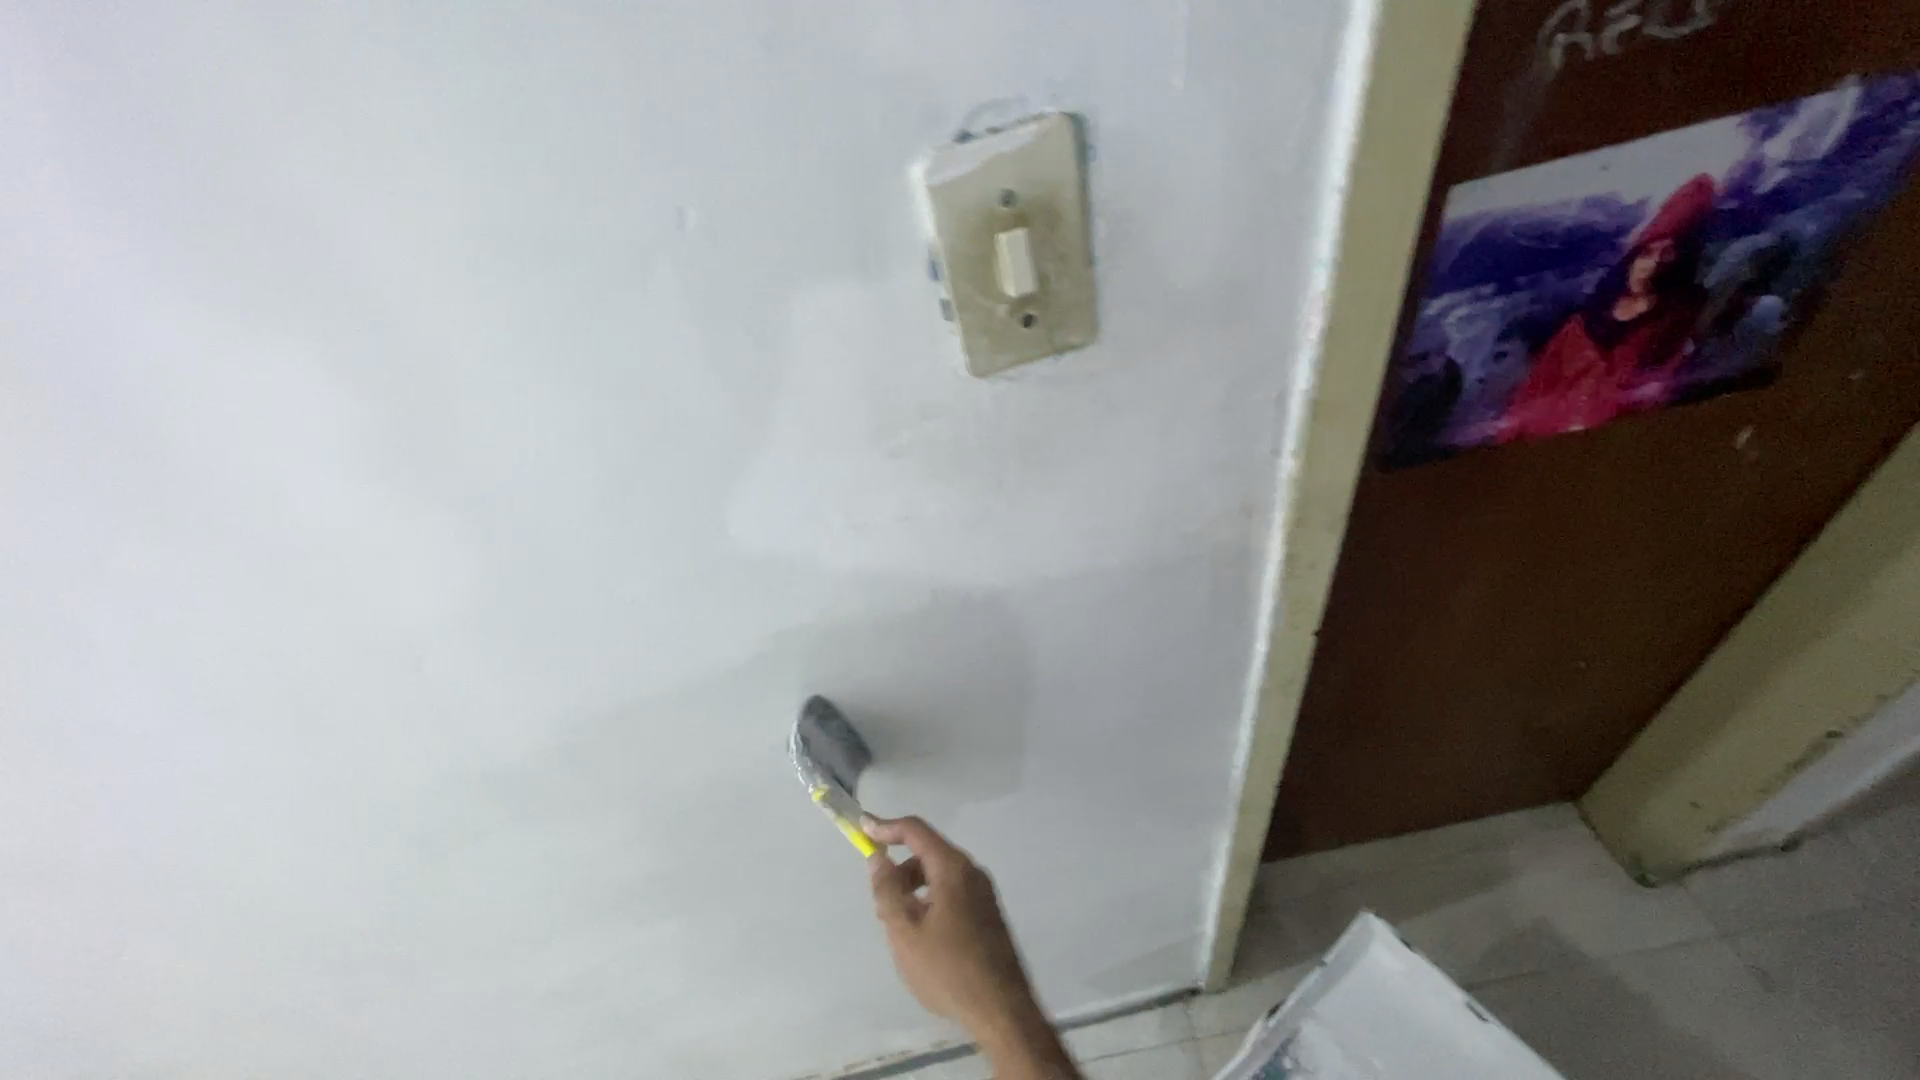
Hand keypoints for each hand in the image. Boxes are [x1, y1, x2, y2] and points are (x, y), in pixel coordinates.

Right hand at [863, 815, 1038, 1032]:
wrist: (1001, 1009)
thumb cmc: (948, 968)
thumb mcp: (905, 931)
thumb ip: (888, 891)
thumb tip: (878, 859)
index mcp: (953, 868)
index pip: (916, 831)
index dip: (887, 827)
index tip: (863, 827)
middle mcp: (972, 872)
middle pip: (927, 854)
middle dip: (900, 871)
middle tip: (881, 907)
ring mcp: (983, 893)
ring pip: (939, 877)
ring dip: (914, 891)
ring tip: (900, 930)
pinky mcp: (987, 914)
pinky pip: (952, 894)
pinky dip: (930, 903)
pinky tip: (923, 939)